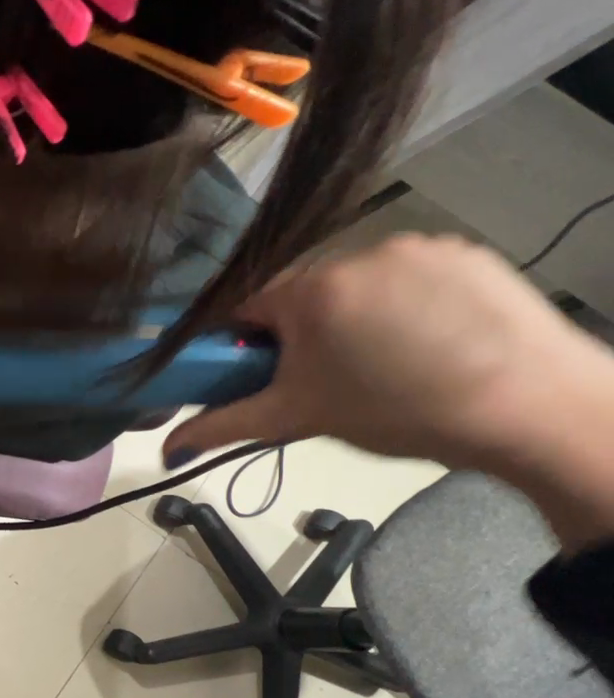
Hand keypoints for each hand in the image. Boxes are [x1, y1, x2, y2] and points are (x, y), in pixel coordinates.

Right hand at [165, 234, 613, 548]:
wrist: (532, 410)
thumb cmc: (397, 412)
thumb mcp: (296, 419)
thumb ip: (222, 426)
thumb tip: (165, 449)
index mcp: (311, 290)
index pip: (243, 306)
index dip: (241, 343)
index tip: (255, 373)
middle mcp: (361, 254)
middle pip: (301, 294)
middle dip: (300, 332)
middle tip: (320, 379)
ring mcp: (421, 248)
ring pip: (355, 285)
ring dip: (351, 317)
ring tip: (380, 364)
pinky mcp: (470, 254)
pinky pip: (409, 276)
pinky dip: (403, 305)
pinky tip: (422, 343)